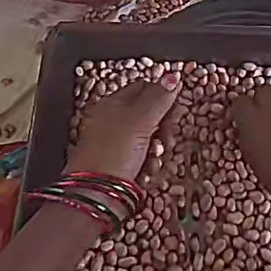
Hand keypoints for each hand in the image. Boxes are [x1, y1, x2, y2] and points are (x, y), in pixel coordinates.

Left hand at [65, 75, 180, 180]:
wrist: (96, 195)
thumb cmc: (114, 152)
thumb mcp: (139, 120)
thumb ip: (158, 98)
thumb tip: (173, 76)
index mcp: (112, 103)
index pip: (144, 88)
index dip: (163, 97)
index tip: (175, 110)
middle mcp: (113, 121)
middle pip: (150, 115)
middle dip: (163, 128)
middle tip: (165, 140)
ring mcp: (117, 145)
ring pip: (150, 140)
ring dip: (157, 150)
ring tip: (153, 159)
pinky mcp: (121, 166)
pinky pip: (144, 159)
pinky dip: (149, 166)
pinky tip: (146, 173)